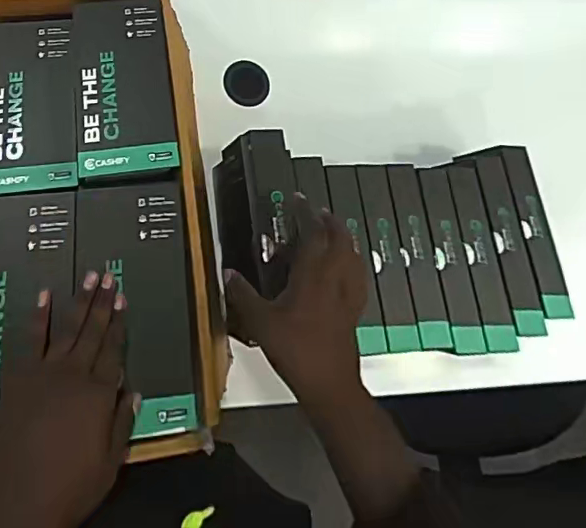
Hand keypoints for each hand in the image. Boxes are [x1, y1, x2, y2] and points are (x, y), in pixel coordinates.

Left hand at [0, 271, 137, 527]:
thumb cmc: (69, 485)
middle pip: (93, 331)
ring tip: (90, 276)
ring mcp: (46, 369)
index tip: (124, 299)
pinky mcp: (21, 373)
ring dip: (79, 300)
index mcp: (99, 394)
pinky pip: (32, 337)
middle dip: (103, 302)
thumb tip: (132, 391)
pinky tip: (45, 294)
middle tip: (110, 276)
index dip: (120, 323)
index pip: (114, 350)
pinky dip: (39, 314)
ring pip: (68, 326)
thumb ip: (121, 423)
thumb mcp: (108, 463)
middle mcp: (75, 374)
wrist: (19, 492)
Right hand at [223, 193, 367, 407]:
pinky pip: (357, 279)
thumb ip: (242, 294)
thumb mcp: (260, 321)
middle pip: (341, 242)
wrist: (329, 386)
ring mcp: (348, 297)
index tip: (299, 200)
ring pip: (353, 258)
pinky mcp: (353, 313)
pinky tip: (346, 271)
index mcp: (312, 277)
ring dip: (345, 241)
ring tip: (336, 234)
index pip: (314, 234)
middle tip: (320, 212)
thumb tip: (228, 273)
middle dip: (331, 223)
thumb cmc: (296, 350)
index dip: (306, 214)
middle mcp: (334, 281)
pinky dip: (352, 266)